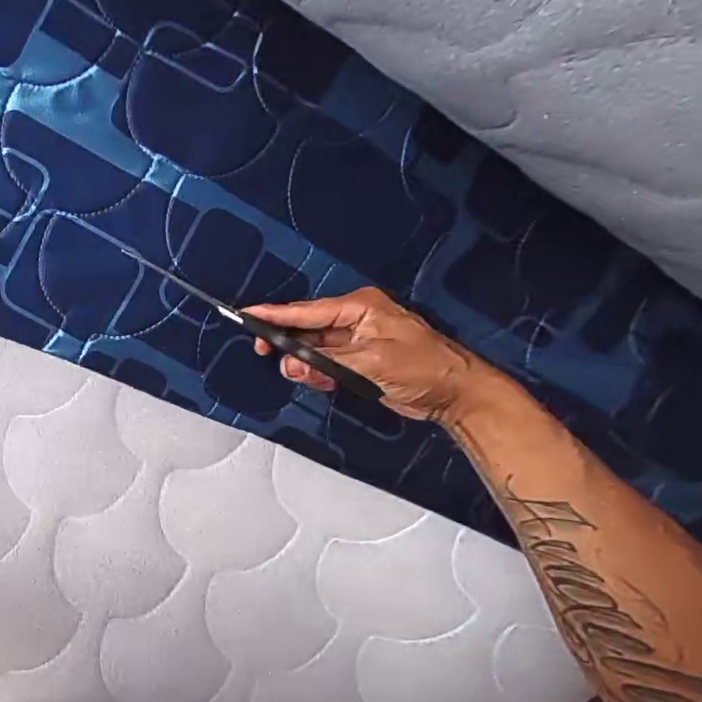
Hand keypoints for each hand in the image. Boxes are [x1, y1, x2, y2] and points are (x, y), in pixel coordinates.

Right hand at [243, 287, 491, 421]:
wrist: (453, 393)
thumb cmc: (426, 366)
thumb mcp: (373, 360)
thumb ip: (329, 361)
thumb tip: (294, 363)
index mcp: (360, 307)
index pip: (308, 311)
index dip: (276, 314)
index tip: (248, 313)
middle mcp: (355, 320)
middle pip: (306, 329)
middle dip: (287, 343)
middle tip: (265, 351)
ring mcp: (355, 342)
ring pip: (313, 350)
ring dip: (303, 364)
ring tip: (302, 374)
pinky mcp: (357, 362)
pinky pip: (325, 365)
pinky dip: (318, 375)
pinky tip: (321, 381)